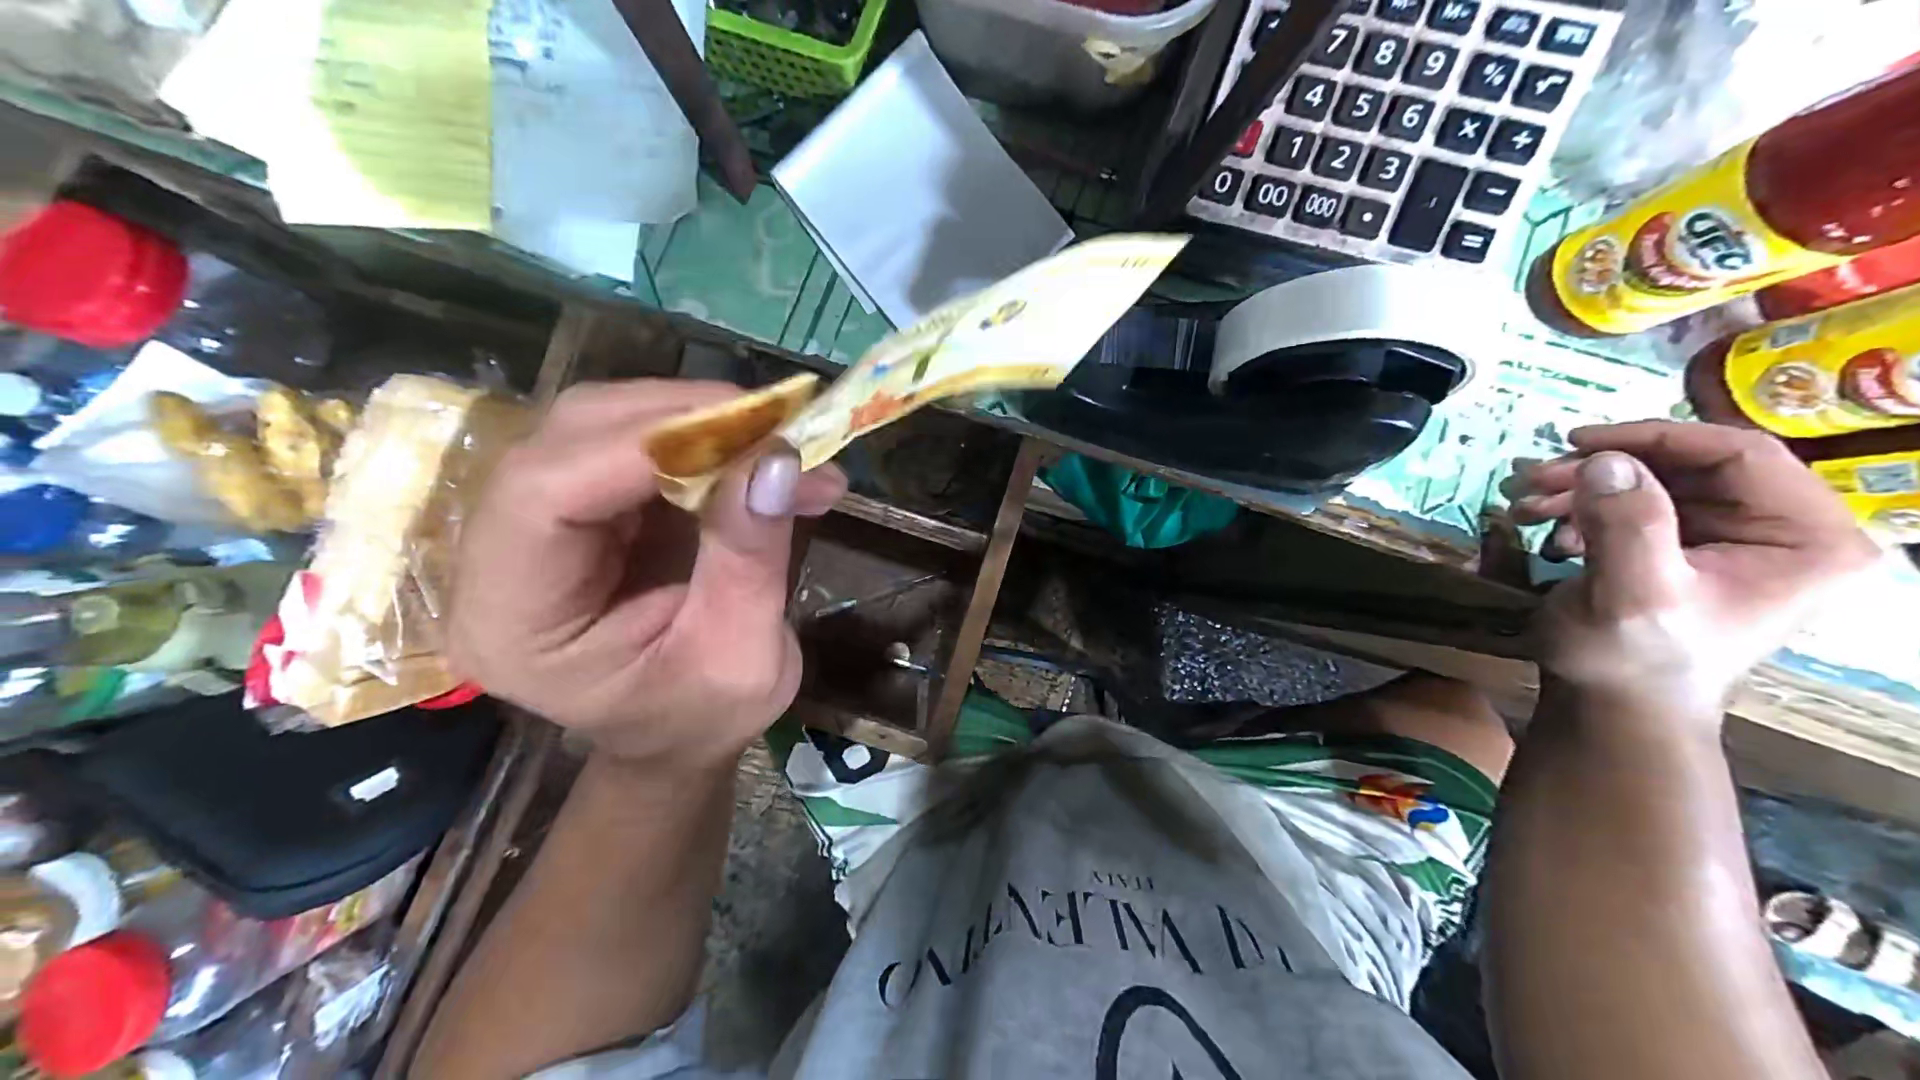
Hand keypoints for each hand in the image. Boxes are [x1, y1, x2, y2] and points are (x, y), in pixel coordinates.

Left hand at [449, 380, 845, 768]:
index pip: (543, 496)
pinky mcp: (582, 507)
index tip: (752, 433)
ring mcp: (537, 525)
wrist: (679, 735)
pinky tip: (758, 455)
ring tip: (778, 440)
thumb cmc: (702, 719)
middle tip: (777, 423)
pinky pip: (632, 444)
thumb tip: (777, 457)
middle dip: (681, 419)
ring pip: (600, 428)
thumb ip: (749, 558)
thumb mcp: (740, 657)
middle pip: (566, 443)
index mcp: (513, 623)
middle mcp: (501, 559)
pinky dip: (702, 438)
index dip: (643, 447)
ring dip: (697, 421)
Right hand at [1510, 421, 1877, 724]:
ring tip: (1527, 506)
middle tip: (1535, 479)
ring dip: (1584, 488)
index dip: (1656, 437)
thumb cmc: (1634, 661)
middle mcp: (1782, 532)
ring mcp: (1732, 541)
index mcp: (1808, 540)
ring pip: (1656, 482)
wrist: (1612, 709)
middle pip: (1691, 465)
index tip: (1577, 441)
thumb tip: (1602, 460)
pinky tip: (1549, 530)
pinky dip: (1584, 510)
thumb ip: (1627, 525)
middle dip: (1605, 468)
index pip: (1741, 454)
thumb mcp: (1633, 594)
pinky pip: (1637, 506)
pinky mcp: (1685, 551)